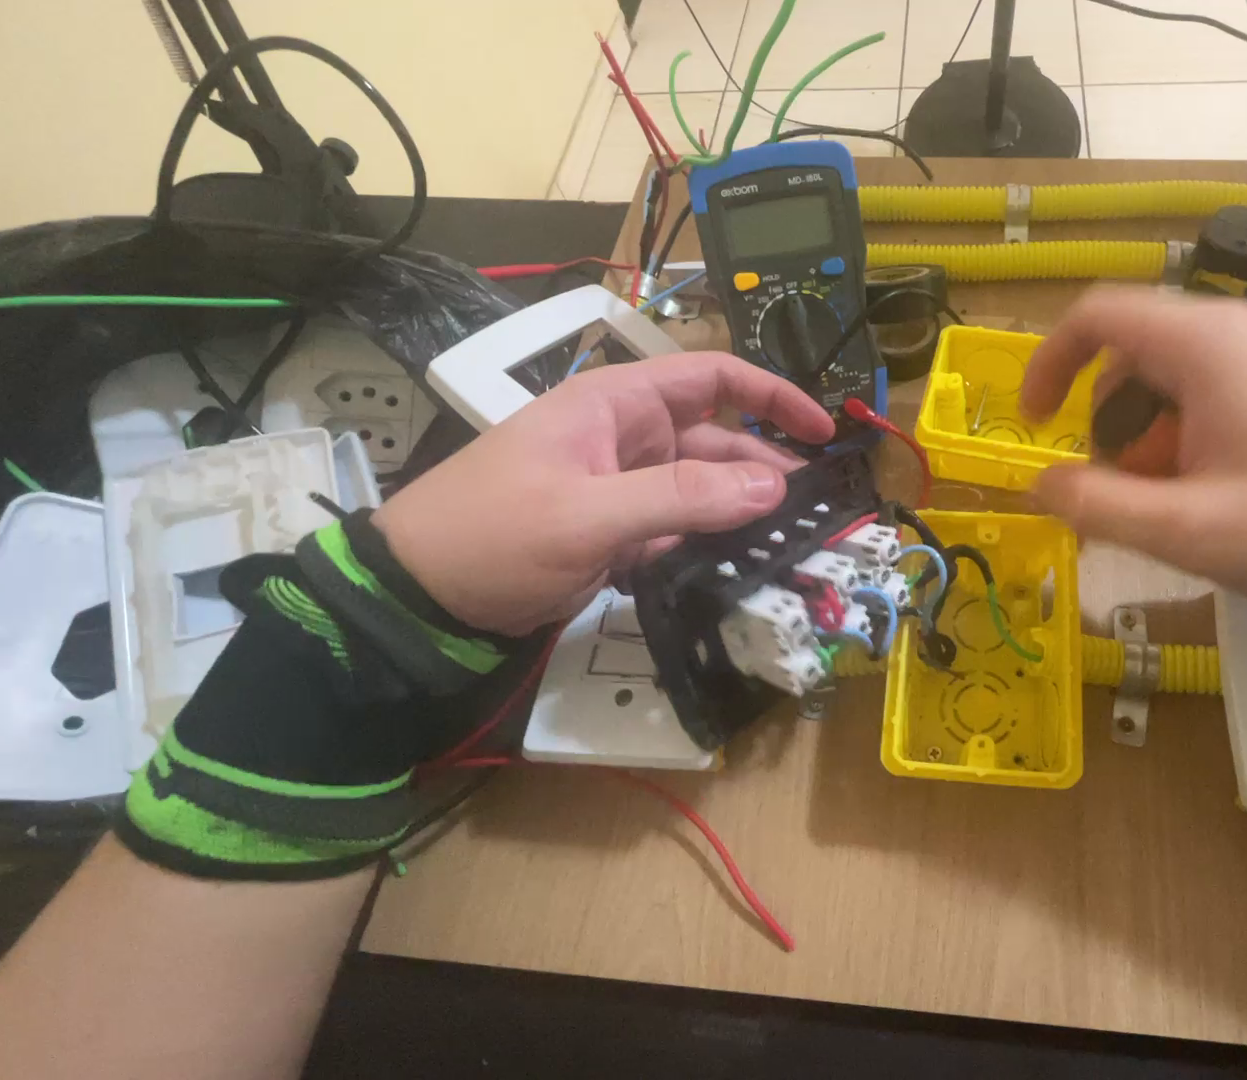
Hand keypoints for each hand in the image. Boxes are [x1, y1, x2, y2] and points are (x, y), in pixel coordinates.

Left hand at [374, 352, 833, 634]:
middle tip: (817, 511)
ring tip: (792, 542)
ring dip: (745, 512)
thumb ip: (683, 497)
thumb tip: (775, 487)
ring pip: (706, 489)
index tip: (821, 431)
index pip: (713, 379)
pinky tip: (745, 563)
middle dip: (768, 468)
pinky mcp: (623, 529)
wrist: (425, 595)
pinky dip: (714, 541)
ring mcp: (628, 486)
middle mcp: (631, 437)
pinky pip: (685, 526)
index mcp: (619, 404)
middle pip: (720, 441)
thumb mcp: (588, 512)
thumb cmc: (494, 533)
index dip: (772, 396)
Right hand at [1020, 287, 1246, 614]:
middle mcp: (1245, 328)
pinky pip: (1227, 392)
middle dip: (1111, 422)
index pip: (1096, 314)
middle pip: (1137, 354)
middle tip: (1134, 493)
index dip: (1047, 363)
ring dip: (1157, 438)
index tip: (1034, 422)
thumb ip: (1100, 506)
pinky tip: (1240, 496)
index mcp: (1207, 344)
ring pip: (1182, 379)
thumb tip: (1039, 484)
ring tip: (1193, 504)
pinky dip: (1201, 437)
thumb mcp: (1193, 531)